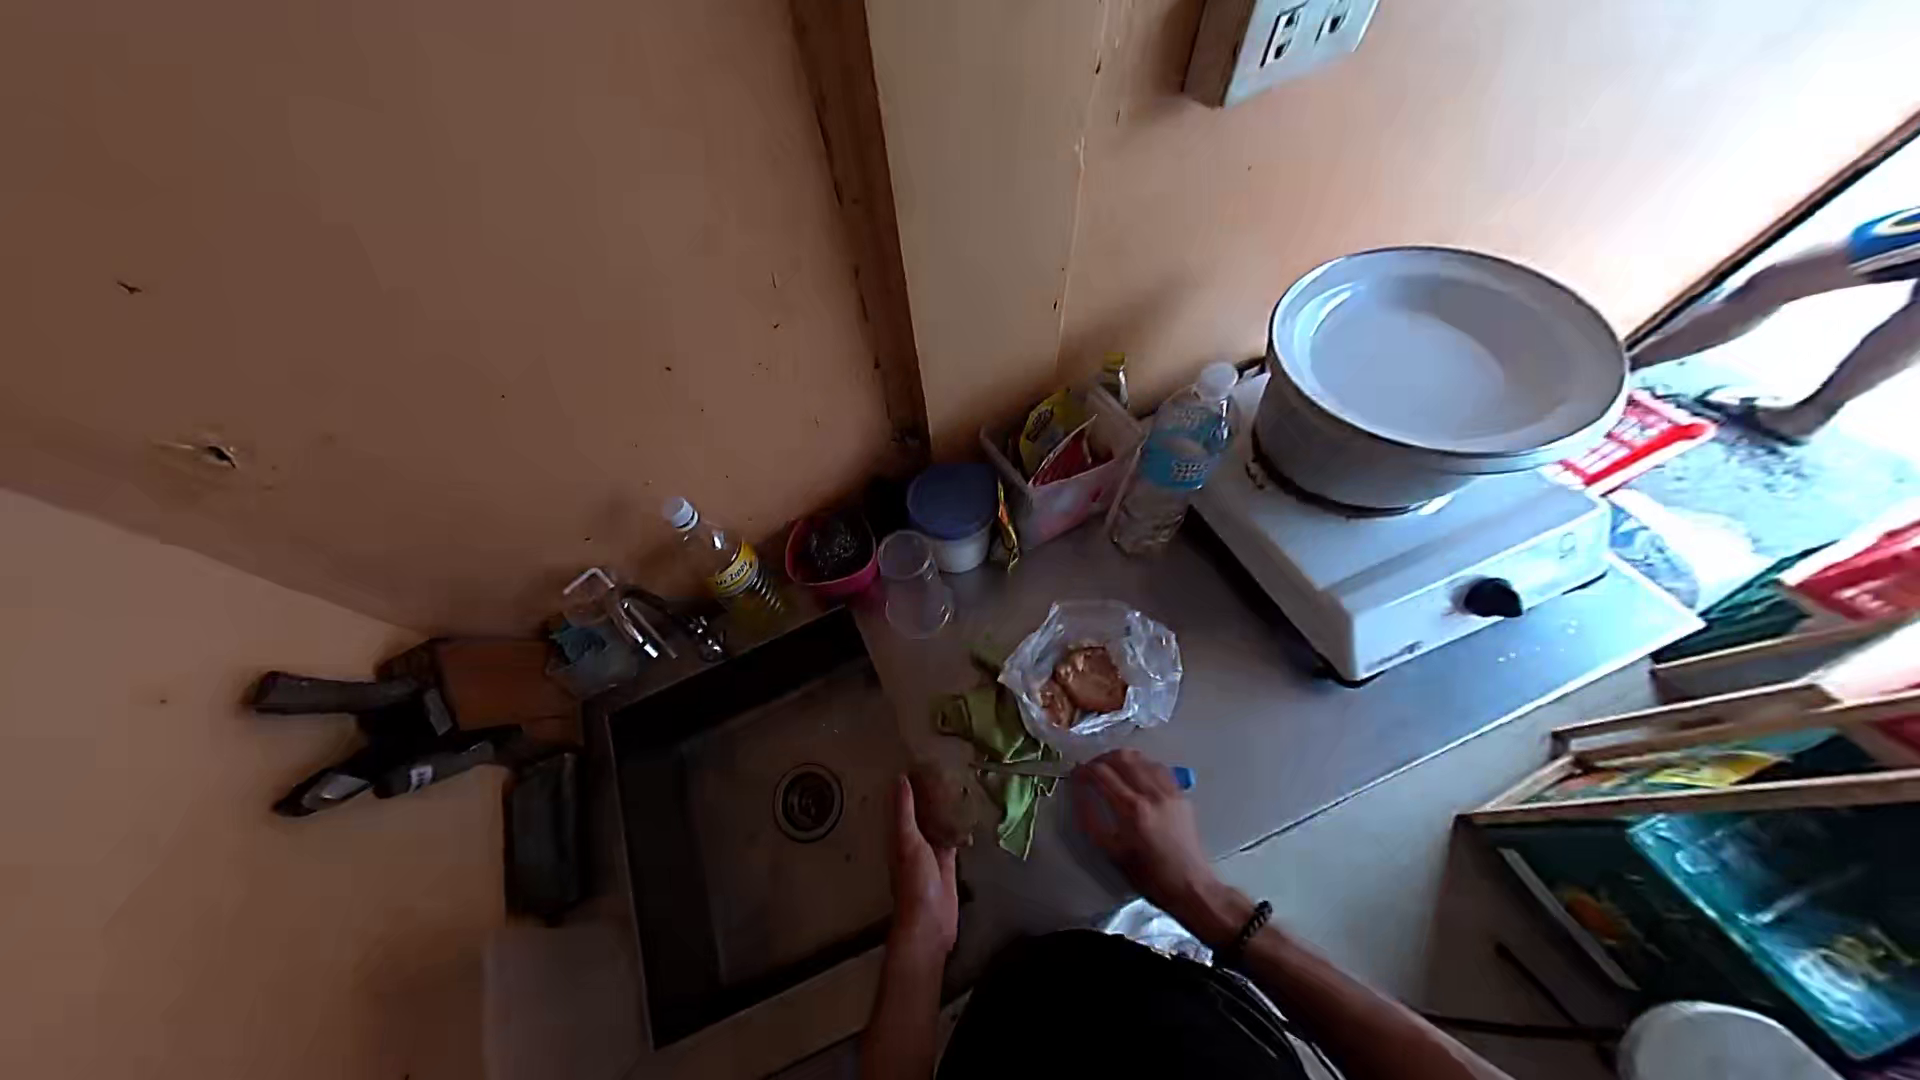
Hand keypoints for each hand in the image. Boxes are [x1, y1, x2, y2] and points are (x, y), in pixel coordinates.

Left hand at [887, 774, 958, 958]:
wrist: (930, 923)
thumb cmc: (914, 881)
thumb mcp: (907, 841)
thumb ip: (905, 811)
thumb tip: (900, 778)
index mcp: (900, 834)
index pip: (905, 802)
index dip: (912, 783)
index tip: (923, 761)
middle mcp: (915, 840)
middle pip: (923, 811)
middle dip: (931, 793)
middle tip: (946, 768)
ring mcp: (932, 851)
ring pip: (939, 822)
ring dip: (946, 808)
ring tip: (959, 785)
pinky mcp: (948, 862)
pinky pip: (953, 838)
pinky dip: (959, 826)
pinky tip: (970, 815)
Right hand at [1073, 748, 1249, 946]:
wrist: (1189, 885)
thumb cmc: (1148, 874)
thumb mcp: (1112, 851)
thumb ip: (1091, 820)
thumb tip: (1079, 793)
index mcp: (1131, 809)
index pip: (1101, 774)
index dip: (1084, 770)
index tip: (1075, 773)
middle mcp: (1150, 793)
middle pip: (1121, 758)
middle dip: (1101, 758)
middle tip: (1091, 768)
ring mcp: (1168, 791)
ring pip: (1140, 758)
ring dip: (1121, 758)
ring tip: (1111, 768)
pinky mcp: (1180, 794)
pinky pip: (1158, 767)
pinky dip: (1142, 764)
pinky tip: (1135, 773)